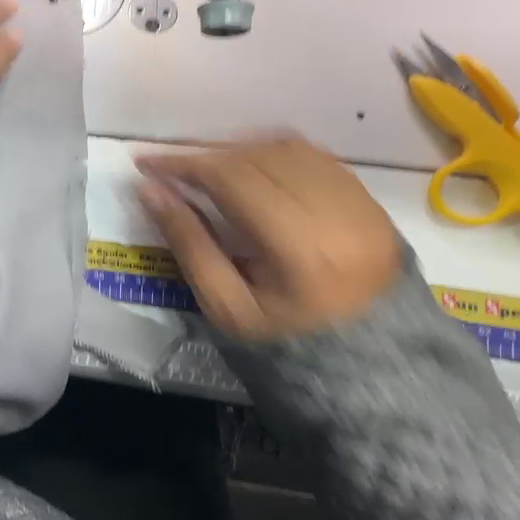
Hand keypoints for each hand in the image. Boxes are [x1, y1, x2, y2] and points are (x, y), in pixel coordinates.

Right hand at [134, 138, 400, 338]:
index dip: (183, 163)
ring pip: (290, 150)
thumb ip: (188, 242)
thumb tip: (150, 189)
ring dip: (242, 151)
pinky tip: (253, 172)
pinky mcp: (374, 207)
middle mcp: (339, 215)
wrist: (369, 369)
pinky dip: (277, 157)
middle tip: (172, 169)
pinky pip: (320, 161)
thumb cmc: (285, 344)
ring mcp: (363, 207)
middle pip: (259, 157)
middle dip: (208, 156)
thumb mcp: (224, 304)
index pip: (232, 178)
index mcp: (300, 247)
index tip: (145, 163)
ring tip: (210, 169)